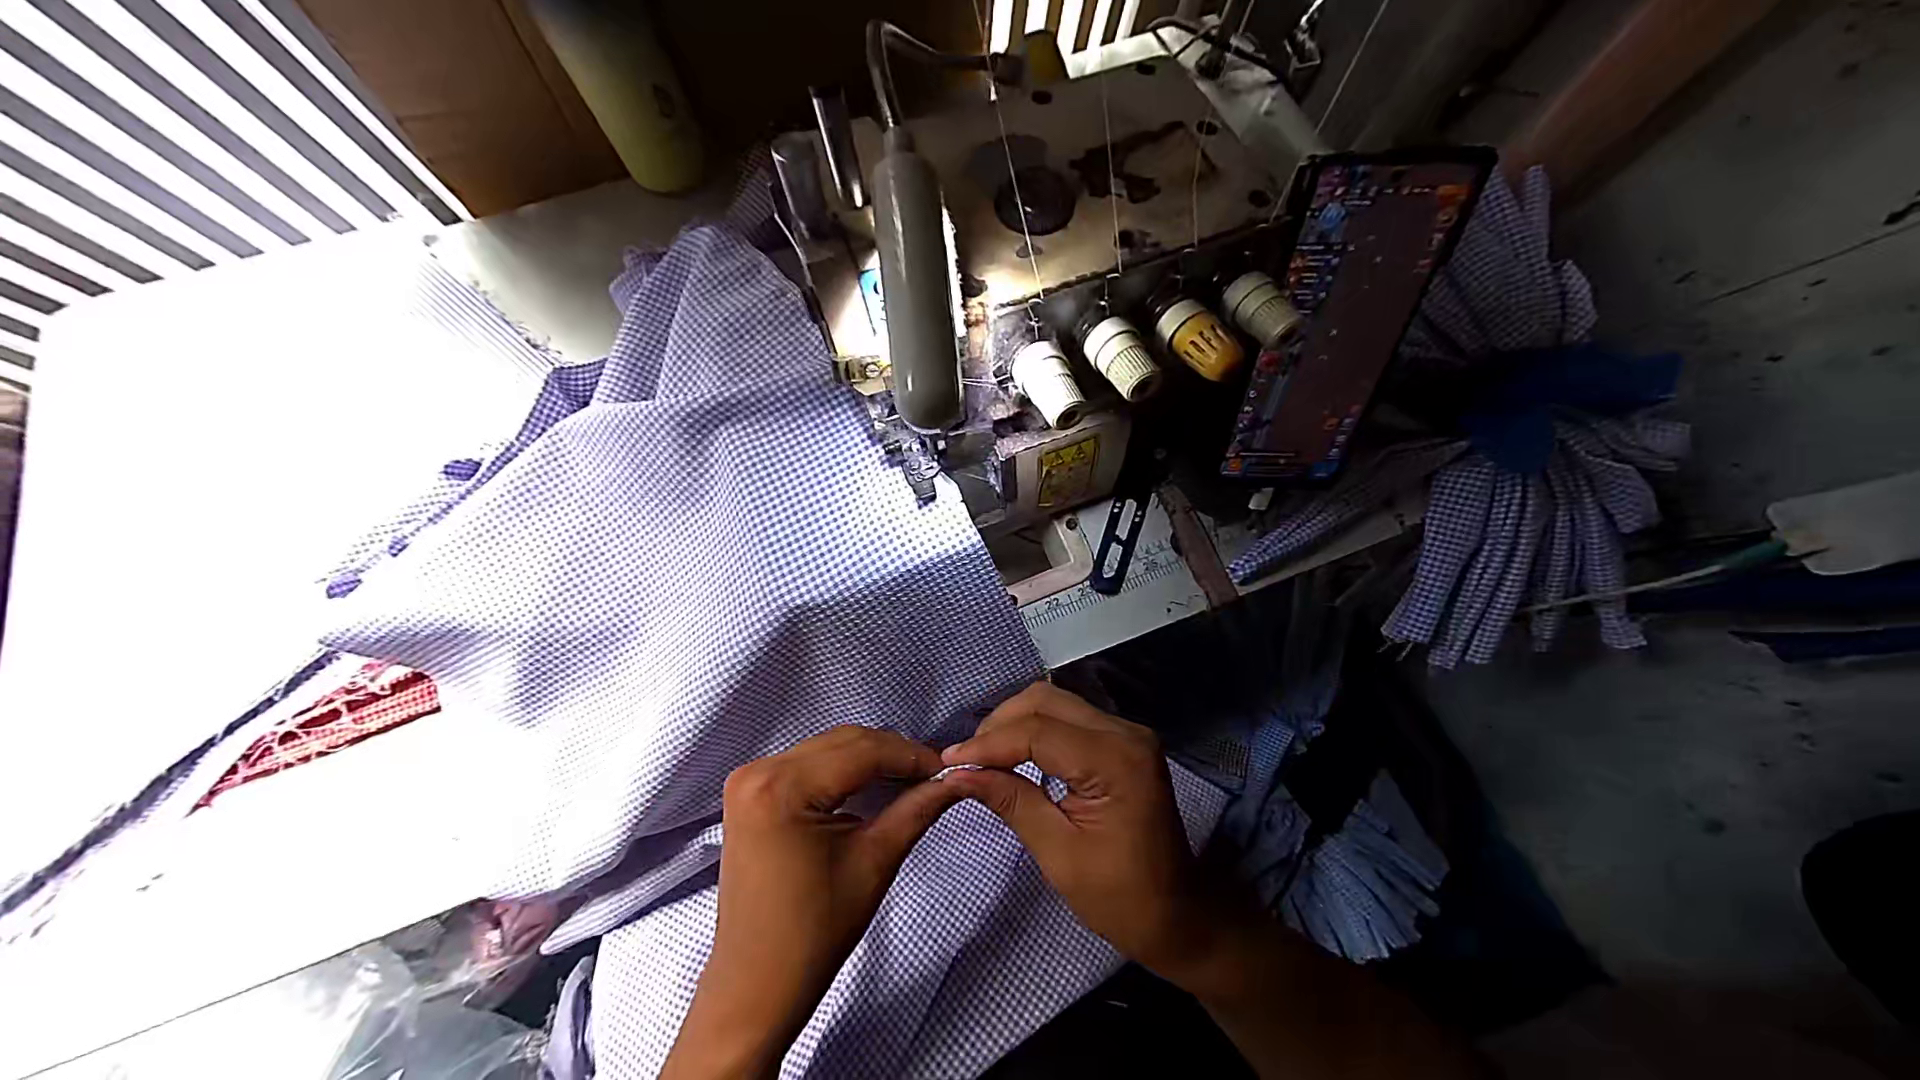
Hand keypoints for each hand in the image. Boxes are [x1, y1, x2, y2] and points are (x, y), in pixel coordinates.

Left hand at [663, 726, 963, 1078]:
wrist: (755, 986)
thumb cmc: (814, 934)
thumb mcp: (874, 862)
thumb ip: (917, 809)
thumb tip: (955, 779)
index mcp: (782, 787)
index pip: (863, 751)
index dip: (912, 755)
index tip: (948, 766)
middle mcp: (758, 771)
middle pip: (844, 742)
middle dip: (893, 753)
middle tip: (934, 773)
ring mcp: (748, 779)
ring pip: (828, 748)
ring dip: (870, 757)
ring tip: (911, 777)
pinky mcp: (750, 792)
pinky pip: (808, 763)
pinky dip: (843, 768)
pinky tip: (873, 783)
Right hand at [938, 682, 1224, 985]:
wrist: (1179, 914)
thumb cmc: (1121, 898)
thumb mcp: (1059, 854)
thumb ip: (1010, 801)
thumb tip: (958, 773)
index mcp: (1115, 761)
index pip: (1037, 731)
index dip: (988, 744)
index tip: (948, 763)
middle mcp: (1125, 732)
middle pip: (1044, 701)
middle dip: (999, 726)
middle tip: (965, 760)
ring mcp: (1127, 732)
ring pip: (1054, 702)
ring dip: (1014, 723)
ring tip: (982, 757)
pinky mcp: (1122, 740)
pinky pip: (1067, 717)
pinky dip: (1034, 729)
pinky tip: (1013, 753)